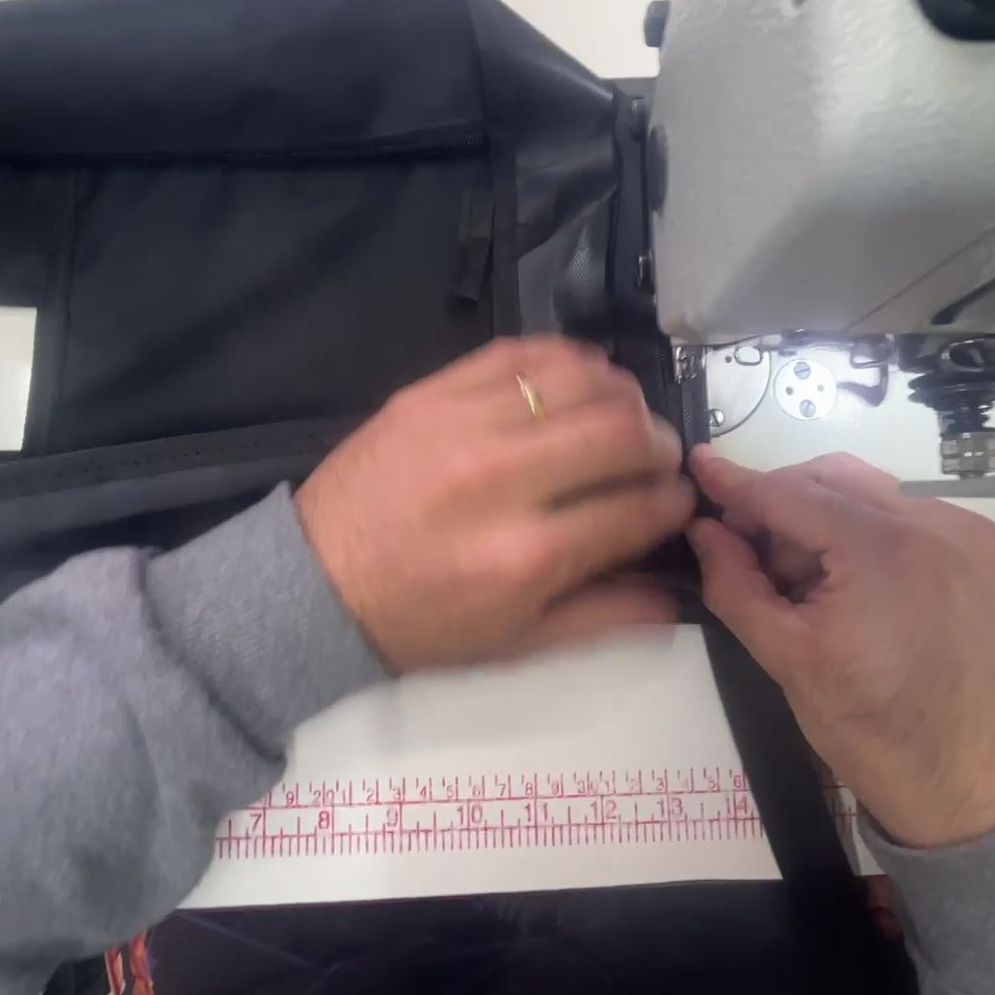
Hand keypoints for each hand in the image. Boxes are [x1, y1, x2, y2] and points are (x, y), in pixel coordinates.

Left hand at [296, 337, 694, 672]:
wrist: (317, 583)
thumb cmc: (420, 622)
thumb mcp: (515, 642)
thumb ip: (604, 616)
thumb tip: (676, 593)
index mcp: (527, 556)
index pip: (636, 509)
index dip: (674, 501)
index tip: (678, 498)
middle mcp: (501, 480)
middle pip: (618, 433)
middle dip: (659, 442)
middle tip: (658, 454)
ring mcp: (461, 425)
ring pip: (577, 379)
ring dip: (620, 393)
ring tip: (624, 413)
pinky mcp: (429, 393)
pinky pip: (518, 352)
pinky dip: (564, 358)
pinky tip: (579, 375)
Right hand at [687, 447, 994, 847]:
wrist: (975, 789)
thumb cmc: (873, 731)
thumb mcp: (785, 656)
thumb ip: (733, 581)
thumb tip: (703, 529)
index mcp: (886, 549)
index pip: (790, 494)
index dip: (736, 481)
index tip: (698, 464)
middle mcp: (937, 522)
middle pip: (830, 479)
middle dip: (778, 505)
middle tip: (746, 553)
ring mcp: (968, 532)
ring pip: (866, 490)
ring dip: (818, 517)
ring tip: (802, 580)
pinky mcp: (985, 550)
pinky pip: (902, 513)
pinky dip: (860, 531)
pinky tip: (847, 582)